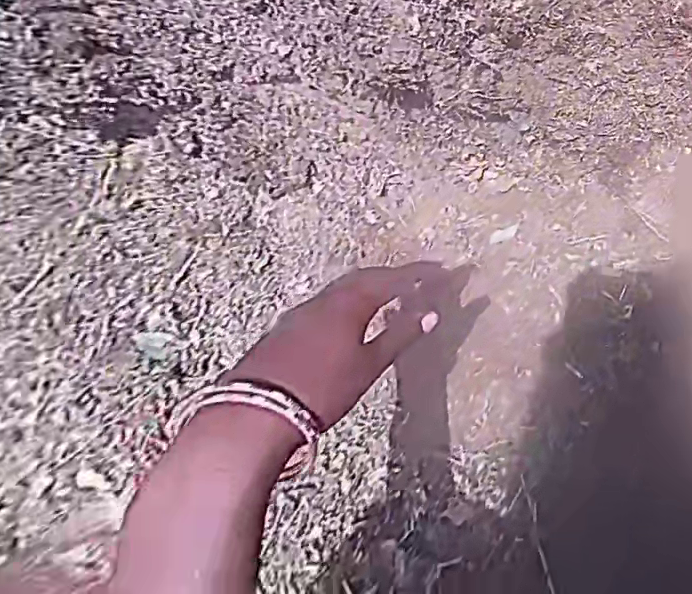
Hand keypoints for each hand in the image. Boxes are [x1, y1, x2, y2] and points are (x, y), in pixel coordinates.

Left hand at [222, 263, 464, 430]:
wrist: (248, 420)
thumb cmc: (320, 390)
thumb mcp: (368, 365)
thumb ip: (400, 335)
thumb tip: (432, 313)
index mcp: (350, 303)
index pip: (394, 279)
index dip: (421, 274)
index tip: (444, 272)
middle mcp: (325, 301)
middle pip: (366, 278)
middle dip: (394, 276)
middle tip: (418, 280)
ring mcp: (299, 316)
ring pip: (342, 291)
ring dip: (368, 288)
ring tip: (388, 296)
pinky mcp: (282, 333)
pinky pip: (325, 305)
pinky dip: (347, 303)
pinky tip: (350, 319)